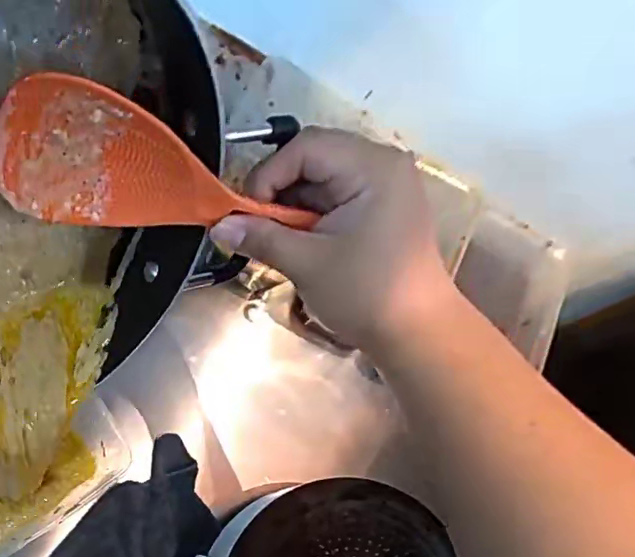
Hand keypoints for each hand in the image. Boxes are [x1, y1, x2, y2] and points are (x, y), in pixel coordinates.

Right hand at [209, 128, 458, 350]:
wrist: (414, 332)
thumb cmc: (365, 294)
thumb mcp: (307, 264)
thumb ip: (262, 238)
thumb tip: (220, 226)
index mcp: (371, 167)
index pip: (305, 147)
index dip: (267, 176)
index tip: (245, 215)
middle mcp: (381, 167)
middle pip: (313, 161)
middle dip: (277, 194)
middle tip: (254, 231)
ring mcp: (383, 190)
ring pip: (321, 185)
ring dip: (291, 211)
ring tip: (273, 243)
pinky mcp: (380, 214)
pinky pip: (335, 204)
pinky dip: (309, 222)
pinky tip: (296, 247)